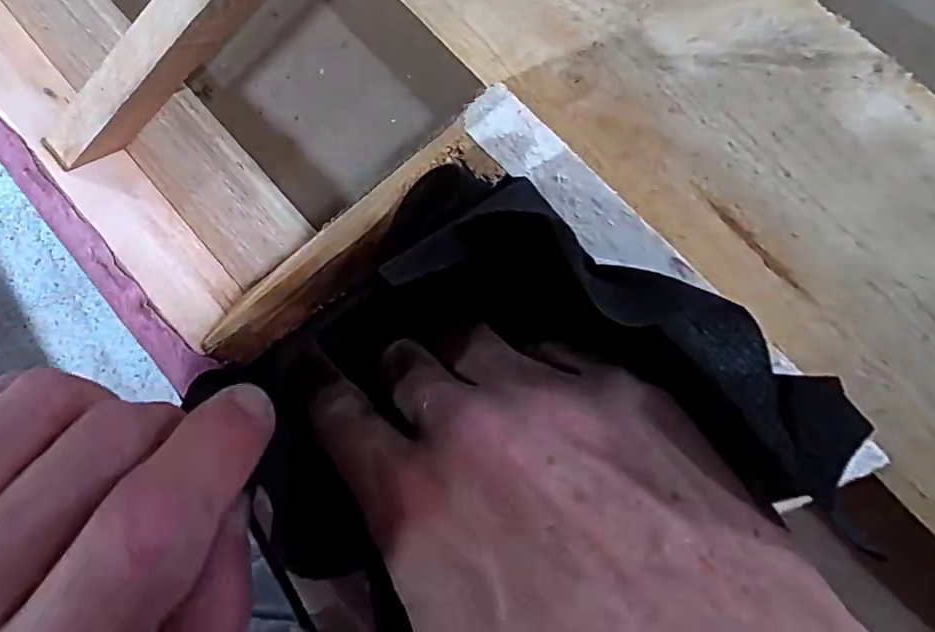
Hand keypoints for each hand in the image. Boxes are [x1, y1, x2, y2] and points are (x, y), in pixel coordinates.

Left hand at [0, 369, 274, 631]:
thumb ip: (211, 598)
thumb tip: (231, 486)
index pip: (142, 529)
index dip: (217, 453)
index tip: (252, 415)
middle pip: (105, 446)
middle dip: (174, 434)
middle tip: (185, 467)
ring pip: (51, 397)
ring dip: (113, 414)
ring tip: (113, 468)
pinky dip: (53, 408)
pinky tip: (55, 459)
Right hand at [309, 328, 862, 631]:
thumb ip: (360, 600)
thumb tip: (313, 544)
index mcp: (417, 501)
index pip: (338, 413)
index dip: (316, 385)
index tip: (310, 367)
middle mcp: (474, 425)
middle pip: (404, 357)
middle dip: (387, 365)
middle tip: (392, 377)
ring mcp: (553, 394)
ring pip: (472, 333)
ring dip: (455, 350)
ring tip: (461, 367)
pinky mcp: (624, 387)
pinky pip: (550, 345)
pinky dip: (530, 359)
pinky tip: (542, 383)